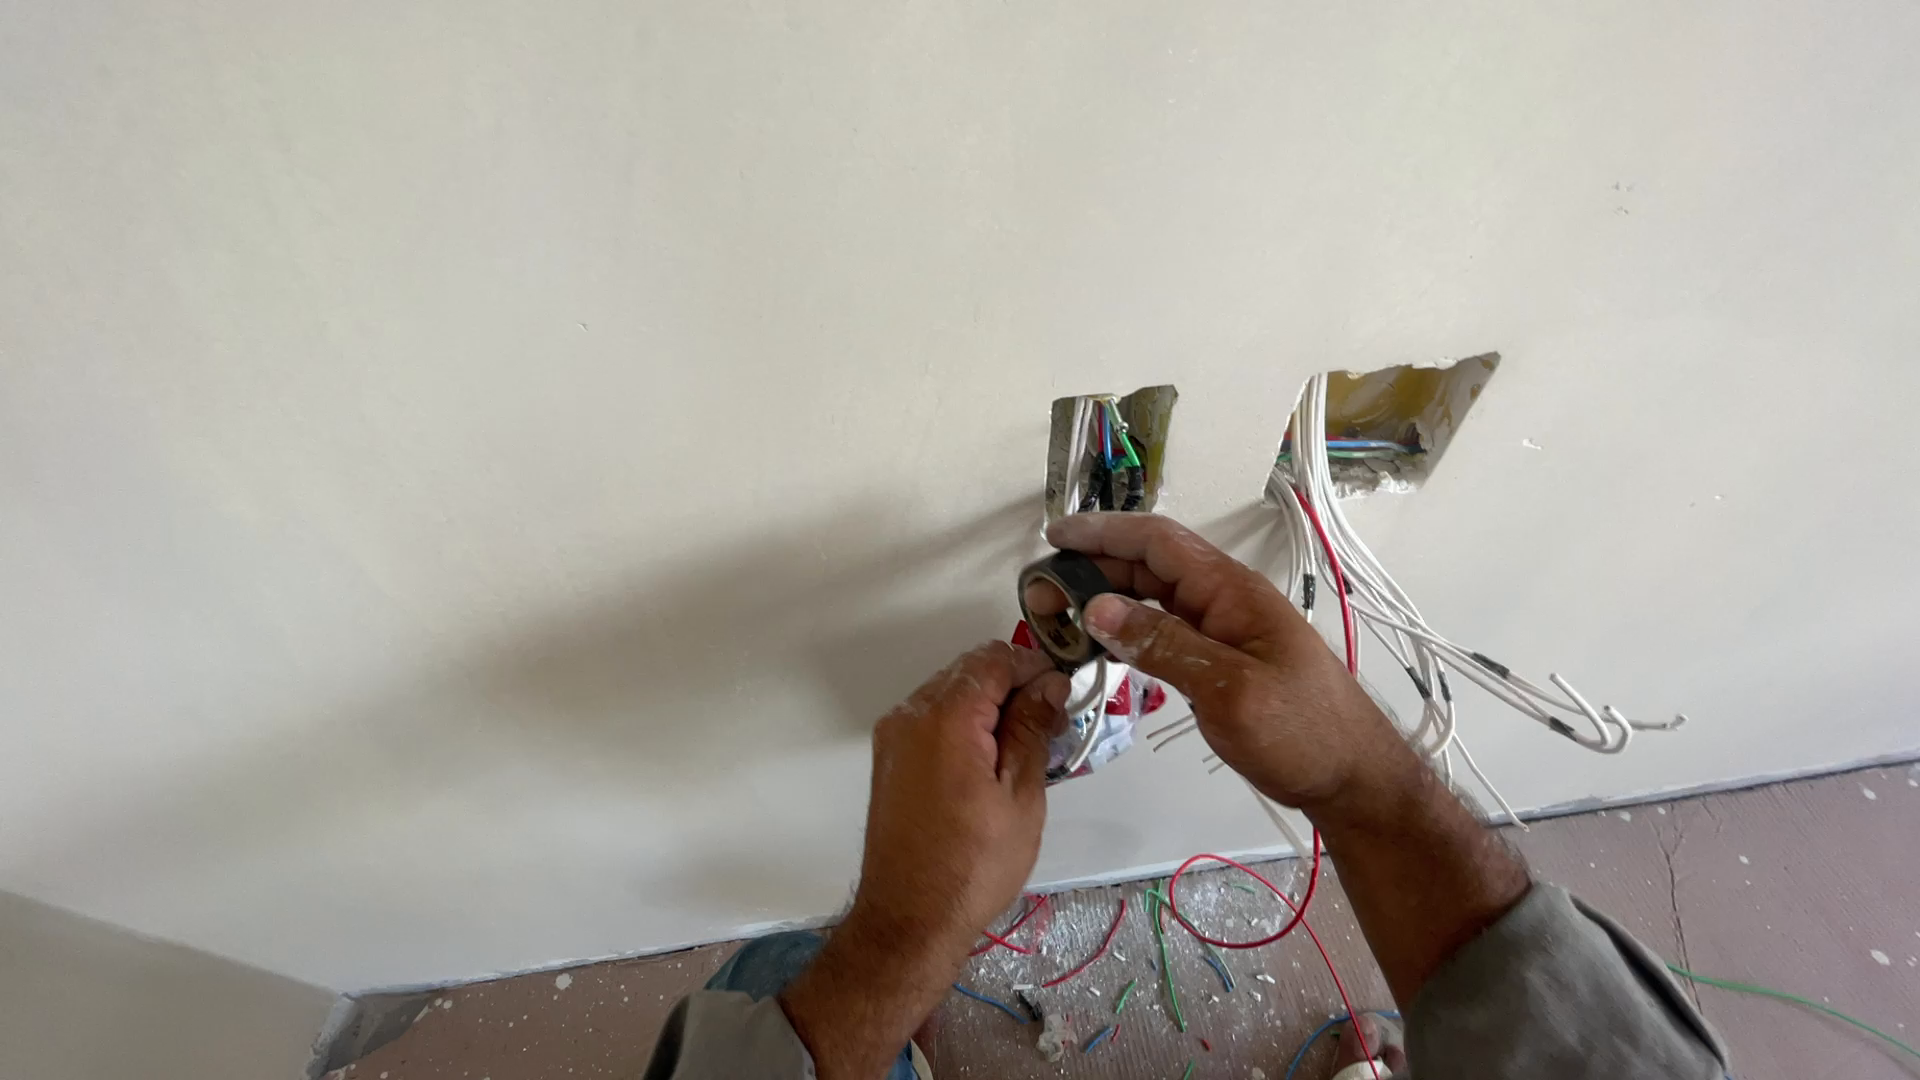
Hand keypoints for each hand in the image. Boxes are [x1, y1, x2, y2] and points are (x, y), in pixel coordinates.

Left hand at [849, 640, 1068, 953]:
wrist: (908, 920)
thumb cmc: (974, 864)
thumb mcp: (1019, 796)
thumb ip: (1032, 728)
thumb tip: (1050, 683)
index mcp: (945, 717)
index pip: (993, 659)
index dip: (1033, 666)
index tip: (1063, 691)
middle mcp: (911, 713)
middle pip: (968, 669)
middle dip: (1012, 682)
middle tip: (1050, 718)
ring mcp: (894, 734)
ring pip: (949, 690)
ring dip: (987, 701)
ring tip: (1024, 739)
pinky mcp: (889, 755)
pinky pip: (930, 715)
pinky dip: (962, 719)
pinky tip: (989, 753)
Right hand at [1036, 512, 1414, 811]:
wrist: (1352, 777)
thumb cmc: (1300, 731)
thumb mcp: (1229, 689)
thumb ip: (1164, 644)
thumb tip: (1096, 607)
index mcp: (1229, 590)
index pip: (1157, 541)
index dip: (1103, 532)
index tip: (1054, 537)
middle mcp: (1221, 598)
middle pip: (1147, 564)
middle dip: (1091, 567)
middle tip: (1040, 591)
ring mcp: (1219, 627)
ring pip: (1150, 595)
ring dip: (1103, 596)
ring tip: (1058, 613)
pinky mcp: (1215, 657)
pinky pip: (1160, 627)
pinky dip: (1124, 627)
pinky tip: (1100, 641)